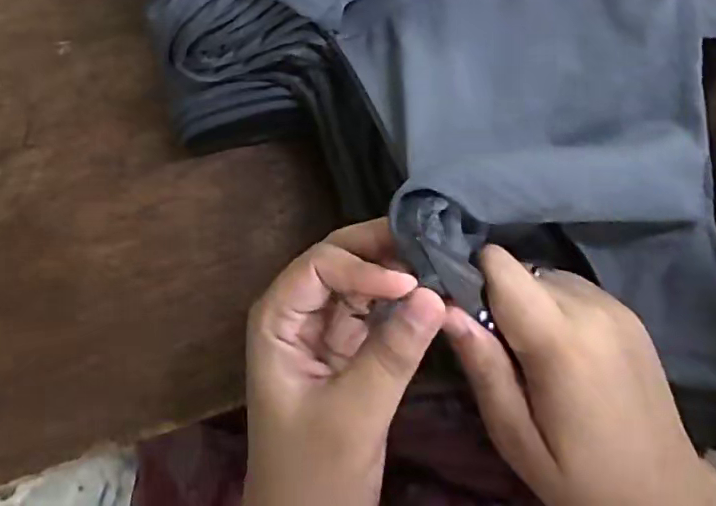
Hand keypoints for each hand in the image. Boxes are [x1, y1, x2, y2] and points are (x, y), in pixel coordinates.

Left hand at [244, 219, 444, 505]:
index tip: (409, 281)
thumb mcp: (354, 415)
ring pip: (358, 279)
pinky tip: (430, 294)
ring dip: (394, 270)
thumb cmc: (314, 473)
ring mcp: (321, 326)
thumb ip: (392, 354)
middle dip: (380, 249)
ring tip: (437, 261)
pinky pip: (374, 309)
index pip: (319, 265)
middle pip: (338, 260)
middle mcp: (296, 310)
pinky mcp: (346, 346)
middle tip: (429, 242)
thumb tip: (435, 295)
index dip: (363, 265)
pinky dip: (401, 300)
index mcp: (278, 317)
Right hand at [441, 247, 715, 505]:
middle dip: (503, 298)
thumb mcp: (518, 438)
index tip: (473, 318)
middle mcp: (588, 306)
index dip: (476, 279)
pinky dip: (559, 306)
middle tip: (509, 351)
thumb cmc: (582, 477)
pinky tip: (571, 352)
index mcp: (558, 338)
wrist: (667, 497)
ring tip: (541, 354)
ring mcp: (613, 304)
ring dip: (532, 302)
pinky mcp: (628, 310)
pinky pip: (572, 287)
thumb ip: (483, 368)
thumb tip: (446, 309)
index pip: (498, 262)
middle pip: (520, 270)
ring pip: (545, 275)